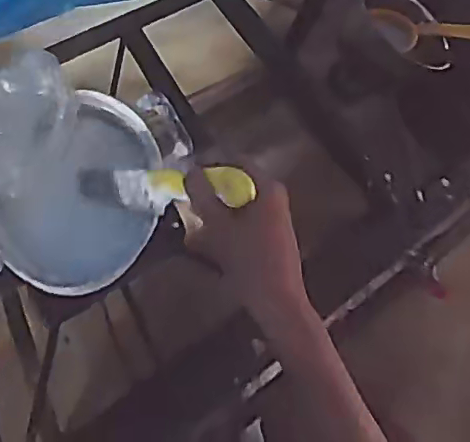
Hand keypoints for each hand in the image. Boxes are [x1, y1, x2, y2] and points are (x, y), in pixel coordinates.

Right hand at [185, 163, 309, 320]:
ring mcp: (274, 220)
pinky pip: (242, 226)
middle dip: (210, 195)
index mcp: (268, 188)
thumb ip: (202, 196)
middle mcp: (274, 199)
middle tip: (189, 204)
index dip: (211, 165)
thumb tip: (190, 172)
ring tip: (194, 231)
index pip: (236, 161)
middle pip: (235, 186)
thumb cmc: (251, 262)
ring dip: (214, 217)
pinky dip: (224, 232)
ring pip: (236, 208)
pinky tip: (207, 249)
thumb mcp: (219, 227)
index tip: (189, 176)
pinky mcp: (270, 240)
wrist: (280, 308)